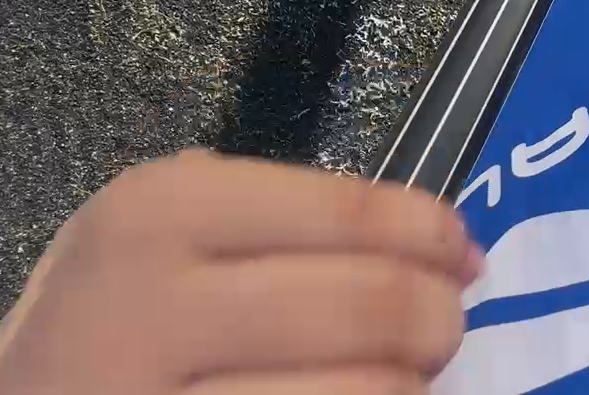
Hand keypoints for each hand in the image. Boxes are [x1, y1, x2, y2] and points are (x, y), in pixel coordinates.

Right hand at [0, 150, 482, 394]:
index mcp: (157, 213)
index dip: (433, 234)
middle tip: (446, 326)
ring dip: (409, 387)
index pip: (352, 212)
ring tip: (409, 377)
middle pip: (366, 306)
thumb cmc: (122, 314)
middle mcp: (132, 311)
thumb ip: (305, 222)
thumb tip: (452, 248)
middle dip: (437, 318)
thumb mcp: (185, 235)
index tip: (466, 255)